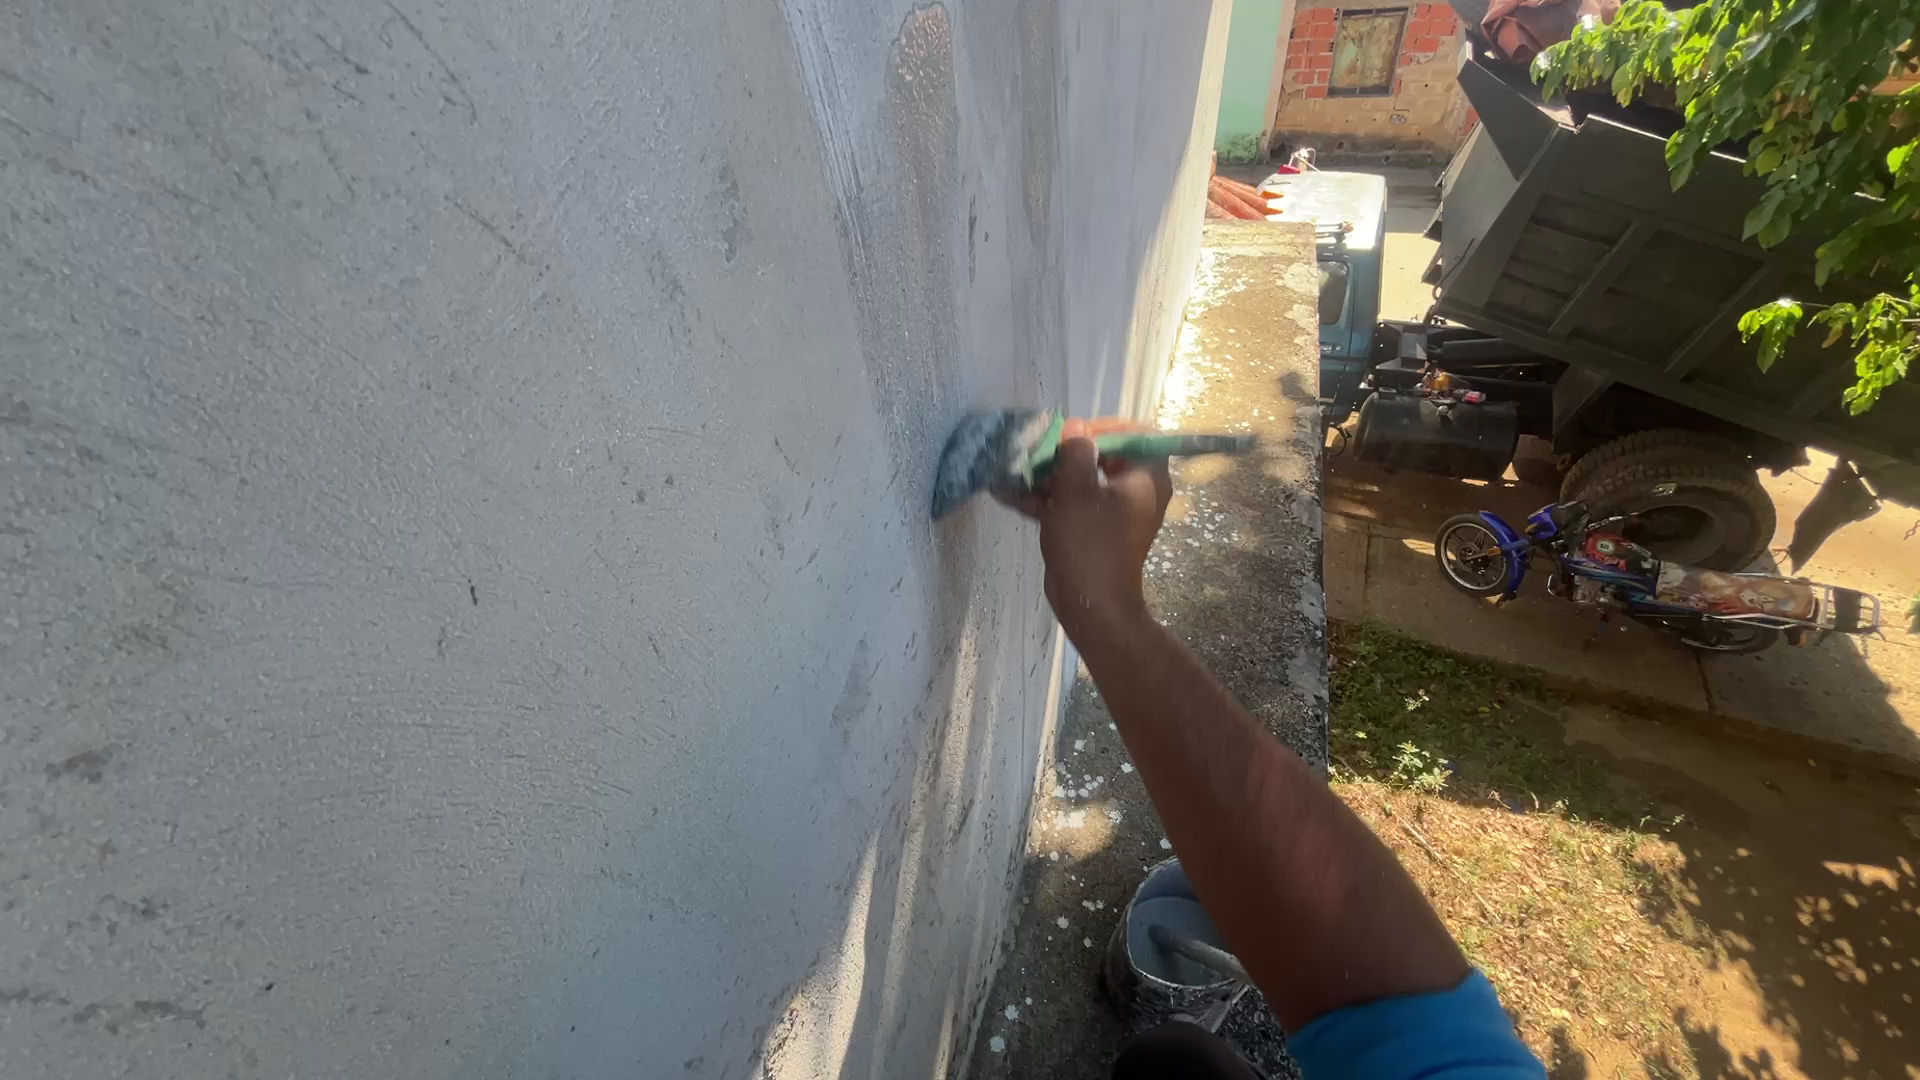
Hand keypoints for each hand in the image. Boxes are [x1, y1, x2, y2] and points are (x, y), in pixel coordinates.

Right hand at [997, 417, 1172, 642]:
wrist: (1091, 606)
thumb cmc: (1089, 544)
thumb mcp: (1077, 492)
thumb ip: (1075, 453)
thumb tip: (1076, 428)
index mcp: (1146, 478)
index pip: (1133, 434)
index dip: (1101, 427)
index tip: (1071, 432)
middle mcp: (1136, 492)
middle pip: (1103, 457)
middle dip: (1064, 452)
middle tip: (1037, 449)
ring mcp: (1114, 513)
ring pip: (1081, 482)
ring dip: (1047, 476)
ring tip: (1013, 468)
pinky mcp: (1093, 531)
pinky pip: (1072, 505)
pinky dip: (1045, 500)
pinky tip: (1007, 492)